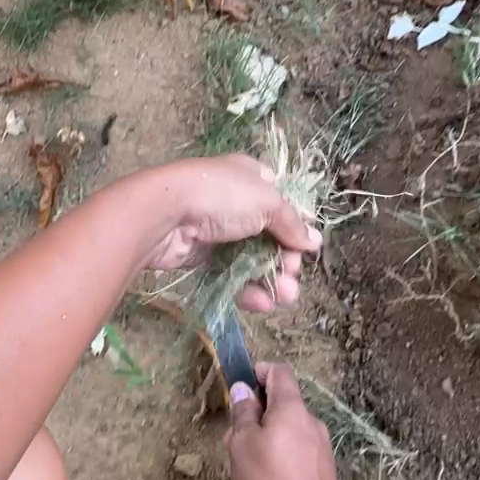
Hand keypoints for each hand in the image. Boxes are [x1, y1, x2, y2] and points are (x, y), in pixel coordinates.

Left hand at [137, 155, 320, 311]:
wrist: (165, 214)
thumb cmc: (221, 196)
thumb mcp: (267, 202)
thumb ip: (291, 223)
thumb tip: (314, 242)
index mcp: (251, 177)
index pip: (282, 202)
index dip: (295, 225)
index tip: (306, 247)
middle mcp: (236, 200)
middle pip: (270, 234)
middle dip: (286, 258)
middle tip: (293, 274)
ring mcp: (218, 229)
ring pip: (252, 257)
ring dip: (272, 278)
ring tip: (286, 296)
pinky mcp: (202, 255)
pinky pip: (232, 273)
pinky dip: (249, 288)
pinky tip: (264, 302)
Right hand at [226, 363, 344, 479]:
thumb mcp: (242, 444)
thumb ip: (243, 413)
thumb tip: (244, 390)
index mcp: (292, 408)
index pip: (279, 372)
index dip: (259, 371)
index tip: (241, 387)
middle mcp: (312, 422)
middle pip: (283, 403)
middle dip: (258, 412)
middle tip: (235, 437)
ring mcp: (322, 448)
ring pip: (290, 430)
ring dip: (268, 436)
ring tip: (247, 465)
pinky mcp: (324, 472)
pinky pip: (299, 451)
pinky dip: (282, 455)